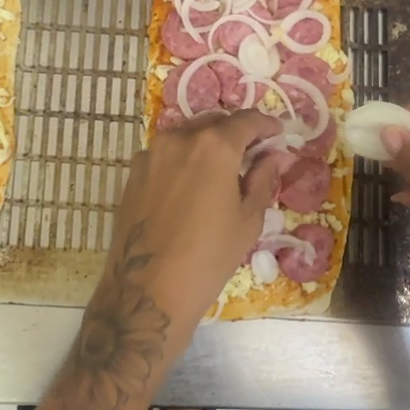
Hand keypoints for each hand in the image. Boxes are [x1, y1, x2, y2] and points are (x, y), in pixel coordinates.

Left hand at [112, 110, 286, 320]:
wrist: (149, 289)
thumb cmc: (209, 257)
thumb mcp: (248, 220)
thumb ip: (263, 179)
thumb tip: (274, 157)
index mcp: (213, 146)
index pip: (246, 120)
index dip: (266, 125)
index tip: (277, 134)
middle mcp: (178, 139)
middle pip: (213, 122)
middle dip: (235, 133)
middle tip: (251, 155)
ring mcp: (150, 155)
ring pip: (185, 137)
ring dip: (206, 145)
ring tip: (220, 172)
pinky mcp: (132, 174)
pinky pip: (164, 156)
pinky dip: (182, 160)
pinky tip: (190, 187)